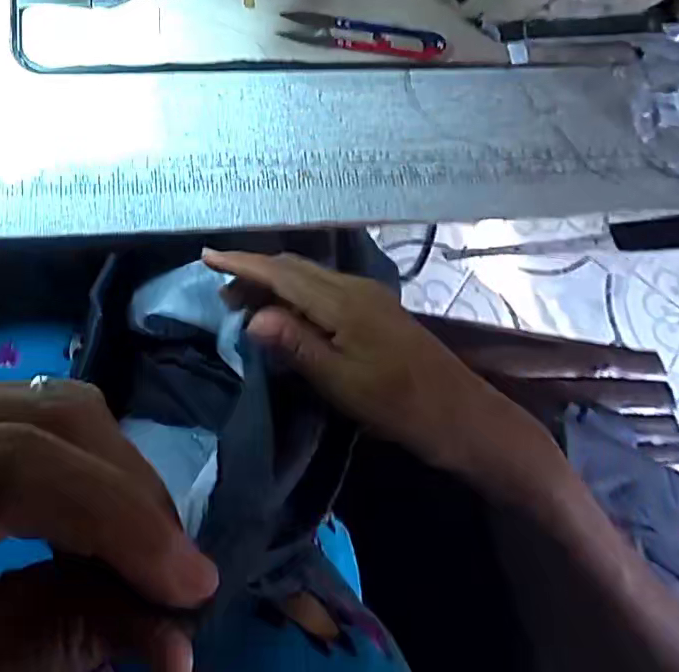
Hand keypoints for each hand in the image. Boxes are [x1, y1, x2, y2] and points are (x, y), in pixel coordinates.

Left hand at [0, 379, 217, 671]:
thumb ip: (61, 638)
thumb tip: (176, 634)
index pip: (19, 469)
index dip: (115, 519)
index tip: (191, 589)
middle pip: (53, 421)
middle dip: (133, 497)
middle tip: (181, 585)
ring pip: (64, 406)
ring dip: (123, 477)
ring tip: (148, 558)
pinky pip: (51, 411)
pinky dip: (96, 463)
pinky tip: (108, 520)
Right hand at [201, 248, 560, 500]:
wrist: (473, 422)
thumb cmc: (404, 408)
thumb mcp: (343, 384)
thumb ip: (296, 345)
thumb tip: (252, 317)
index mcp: (343, 303)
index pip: (280, 273)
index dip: (240, 263)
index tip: (206, 257)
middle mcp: (353, 288)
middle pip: (291, 267)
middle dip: (251, 272)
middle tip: (221, 293)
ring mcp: (367, 296)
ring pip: (305, 274)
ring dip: (271, 281)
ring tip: (244, 303)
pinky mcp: (375, 309)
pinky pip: (320, 285)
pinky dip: (292, 290)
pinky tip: (286, 311)